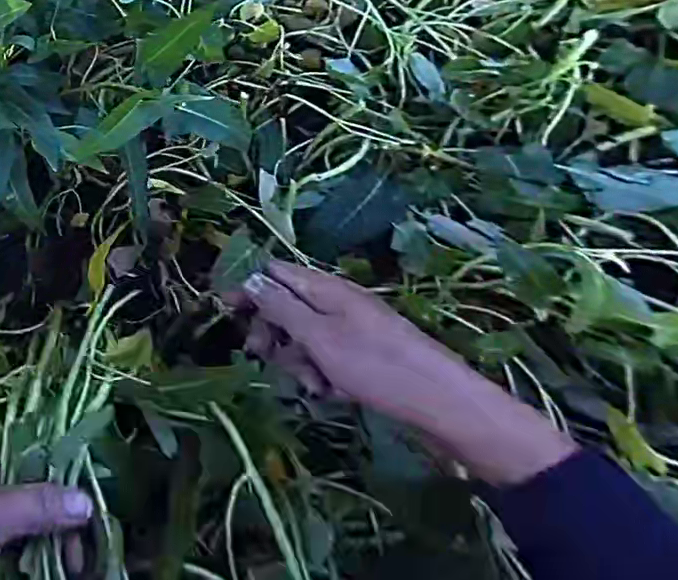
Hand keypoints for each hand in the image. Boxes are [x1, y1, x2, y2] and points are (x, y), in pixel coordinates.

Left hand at [0, 448, 94, 579]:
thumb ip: (35, 505)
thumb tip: (87, 500)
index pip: (35, 459)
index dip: (63, 477)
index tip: (90, 504)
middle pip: (41, 499)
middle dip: (65, 522)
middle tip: (81, 553)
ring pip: (38, 532)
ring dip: (60, 547)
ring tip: (75, 566)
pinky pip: (29, 558)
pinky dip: (46, 564)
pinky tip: (62, 570)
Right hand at [228, 261, 576, 486]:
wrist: (449, 406)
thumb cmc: (377, 366)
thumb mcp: (318, 335)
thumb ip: (279, 306)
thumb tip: (248, 278)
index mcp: (323, 286)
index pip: (272, 272)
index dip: (248, 289)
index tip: (228, 313)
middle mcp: (335, 299)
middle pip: (285, 304)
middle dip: (271, 330)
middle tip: (262, 356)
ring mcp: (352, 327)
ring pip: (304, 334)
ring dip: (297, 358)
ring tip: (311, 385)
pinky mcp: (366, 353)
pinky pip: (328, 355)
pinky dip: (322, 371)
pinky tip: (332, 393)